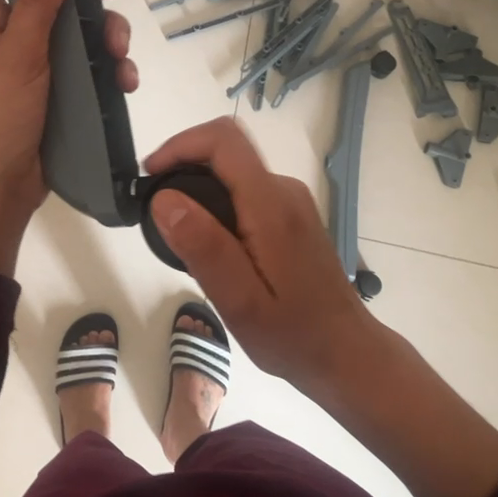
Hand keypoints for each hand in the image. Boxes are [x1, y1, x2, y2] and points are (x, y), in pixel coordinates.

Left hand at [0, 0, 136, 274]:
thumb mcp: (18, 56)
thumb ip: (38, 4)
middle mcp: (12, 37)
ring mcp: (38, 66)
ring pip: (78, 31)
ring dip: (105, 35)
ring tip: (120, 55)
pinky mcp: (60, 94)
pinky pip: (89, 68)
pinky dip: (109, 70)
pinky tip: (126, 82)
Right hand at [143, 117, 377, 391]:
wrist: (347, 356)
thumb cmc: (293, 335)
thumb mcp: (240, 301)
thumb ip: (204, 247)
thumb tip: (164, 199)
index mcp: (271, 206)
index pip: (223, 140)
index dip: (180, 145)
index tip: (151, 175)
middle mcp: (284, 192)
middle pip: (226, 150)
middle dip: (182, 165)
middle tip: (155, 211)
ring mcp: (291, 203)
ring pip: (233, 170)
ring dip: (197, 185)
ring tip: (175, 232)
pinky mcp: (291, 217)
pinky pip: (245, 190)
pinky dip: (215, 200)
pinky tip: (207, 244)